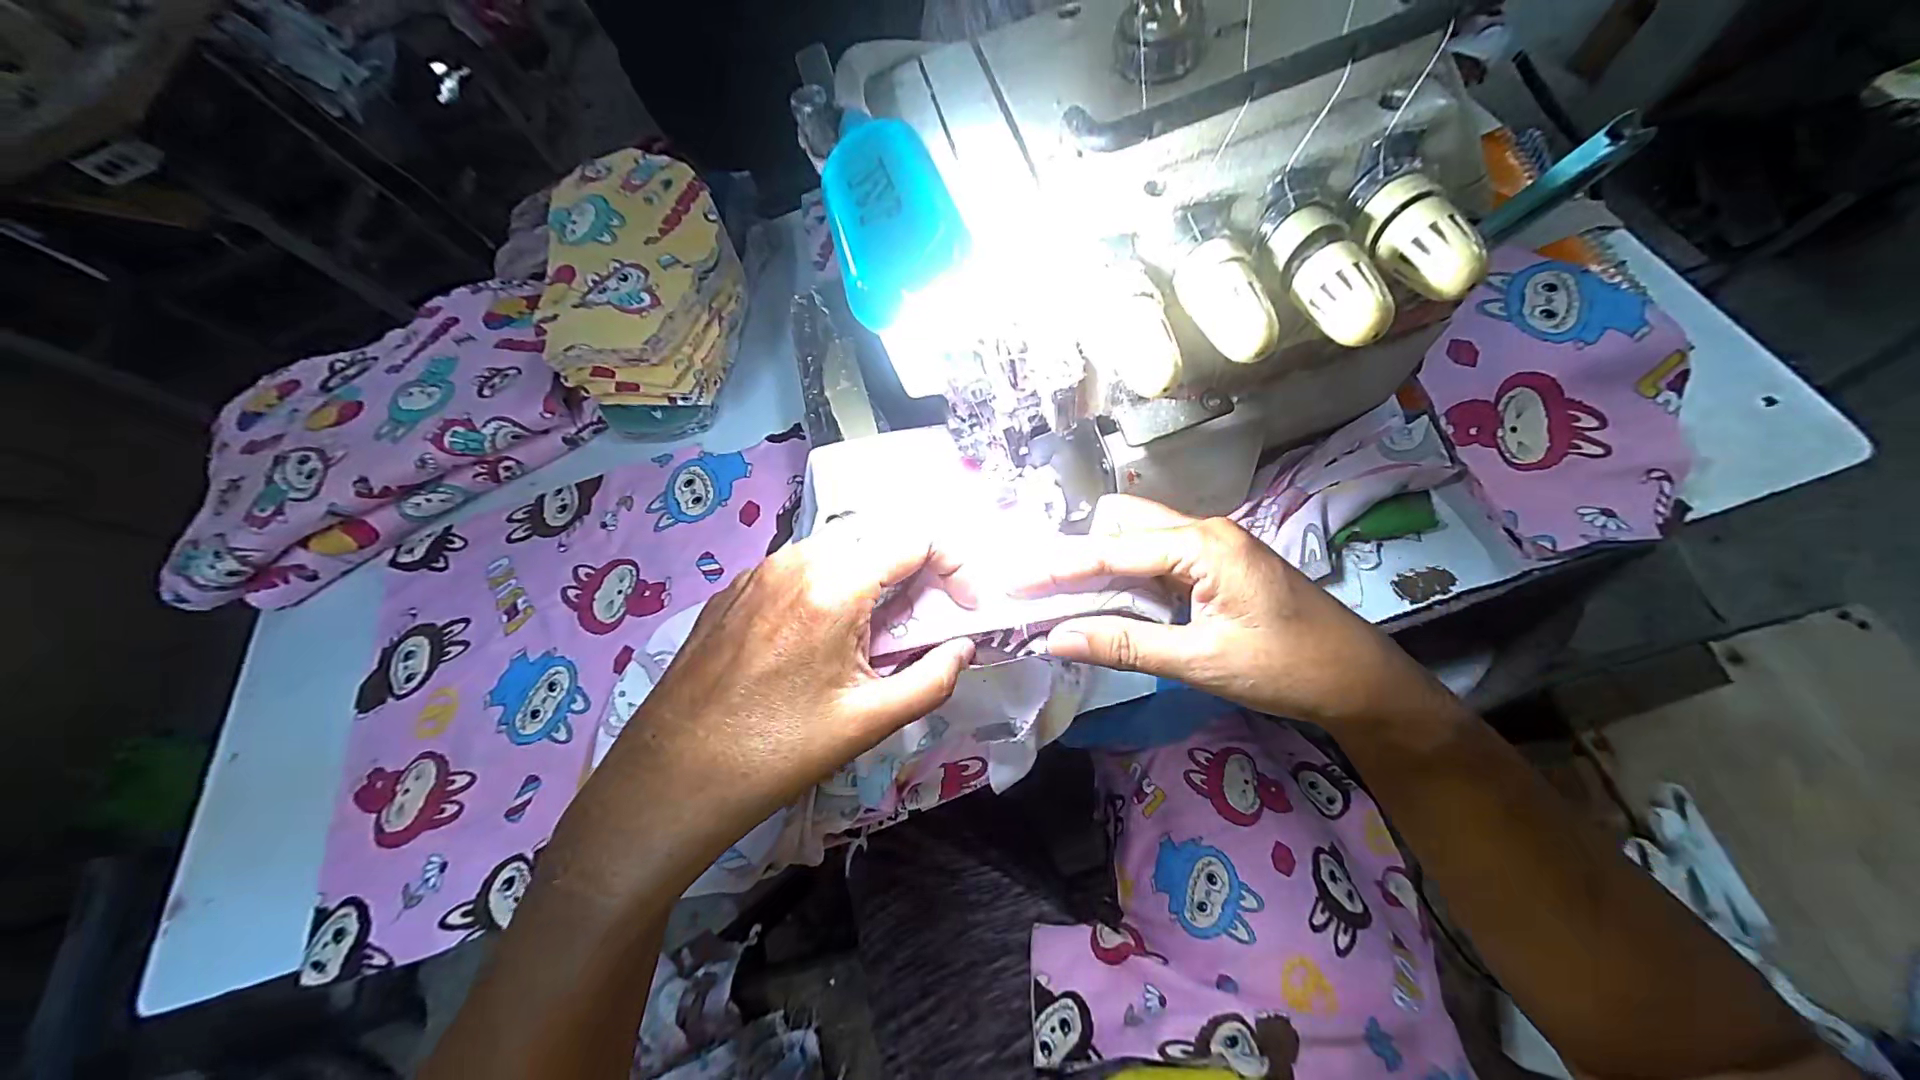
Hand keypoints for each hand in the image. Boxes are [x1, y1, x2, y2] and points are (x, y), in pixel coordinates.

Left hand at [596, 520, 975, 839]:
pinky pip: (797, 569)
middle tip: (920, 623)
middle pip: (876, 538)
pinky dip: (828, 586)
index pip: (915, 539)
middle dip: (913, 571)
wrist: (672, 776)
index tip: (963, 607)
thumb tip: (963, 647)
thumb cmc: (778, 751)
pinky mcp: (733, 589)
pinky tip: (818, 639)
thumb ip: (932, 678)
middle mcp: (794, 560)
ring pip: (836, 550)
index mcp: (834, 584)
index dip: (954, 565)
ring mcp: (757, 571)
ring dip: (869, 578)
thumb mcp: (869, 720)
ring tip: (871, 635)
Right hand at [1020, 495, 1455, 730]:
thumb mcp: (1199, 660)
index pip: (1111, 549)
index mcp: (1201, 543)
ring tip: (1060, 595)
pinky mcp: (1216, 564)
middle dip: (1075, 555)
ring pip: (1138, 539)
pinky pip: (1158, 558)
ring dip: (1100, 565)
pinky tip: (1107, 600)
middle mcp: (1204, 530)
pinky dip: (1127, 576)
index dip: (1057, 568)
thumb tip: (1056, 638)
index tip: (1014, 582)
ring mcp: (1213, 545)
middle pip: (1121, 527)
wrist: (1360, 679)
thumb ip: (1125, 644)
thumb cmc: (1286, 667)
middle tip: (1036, 588)